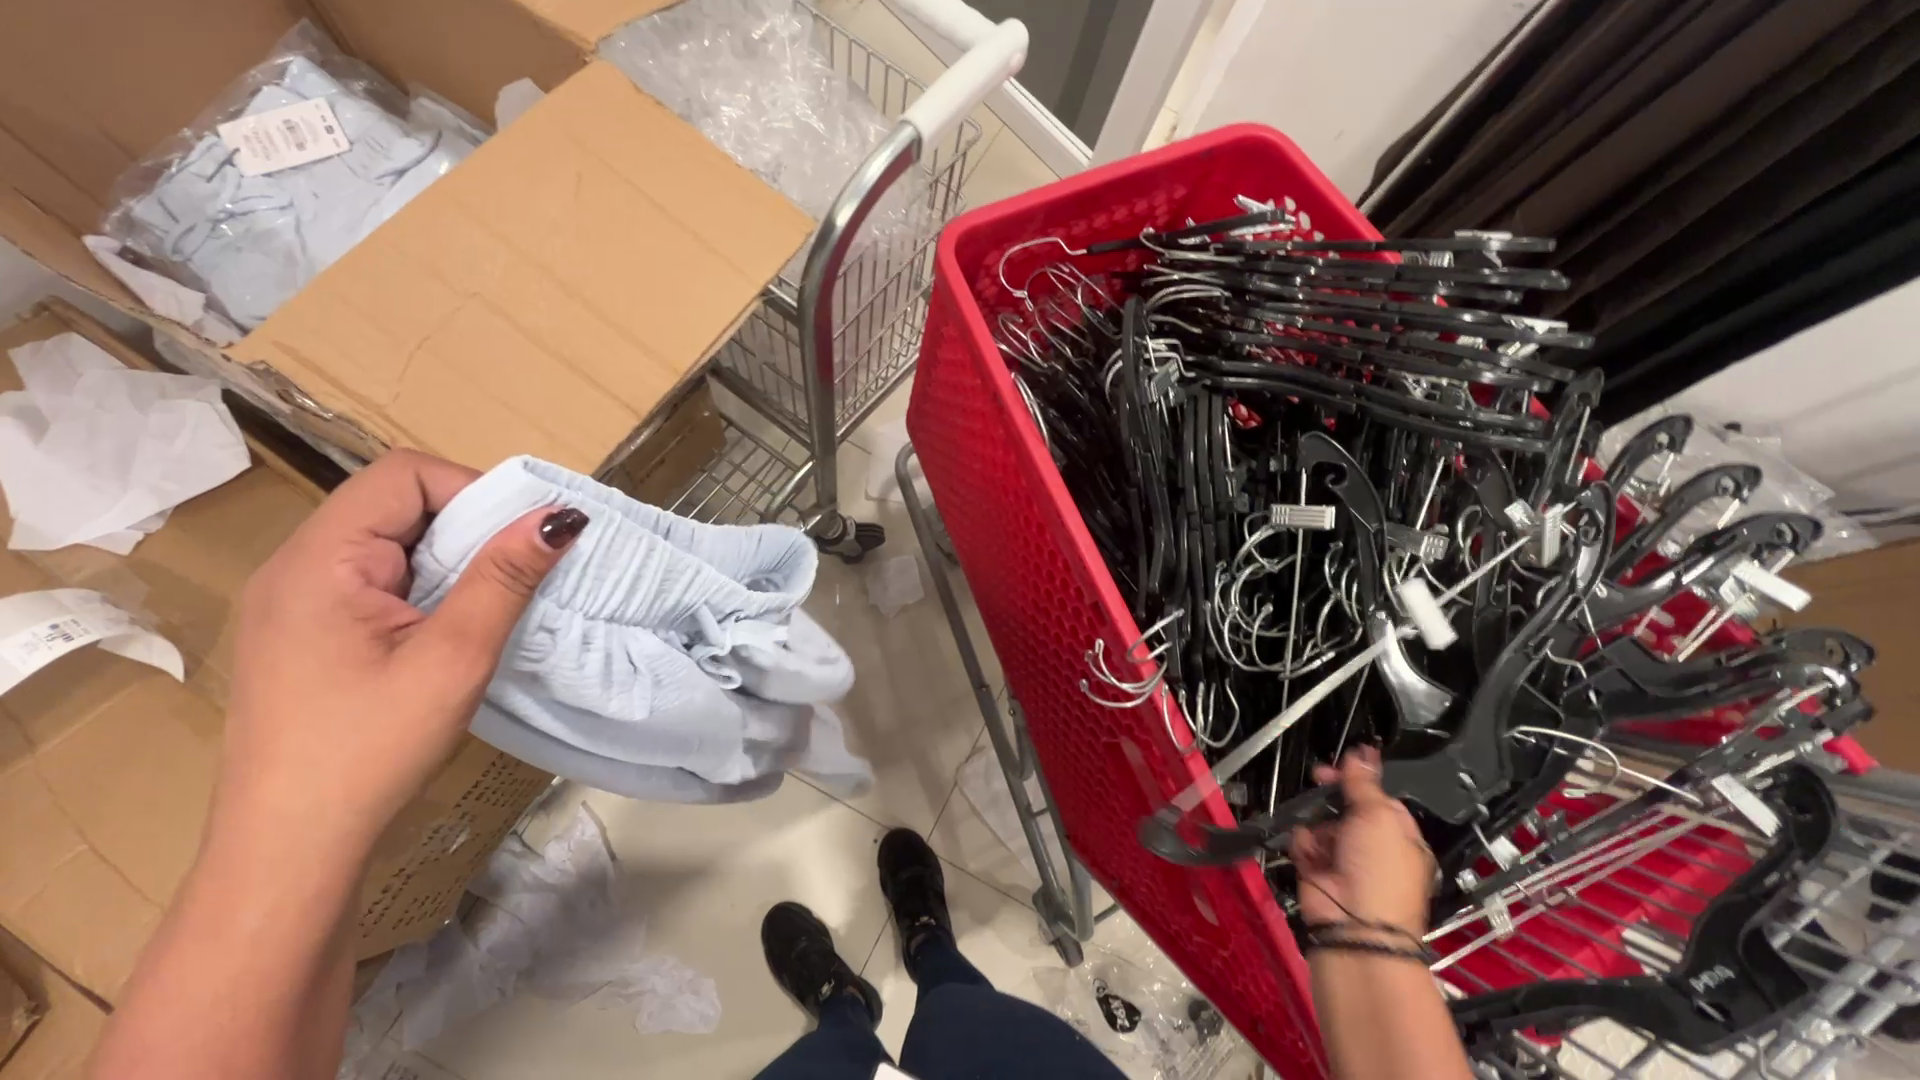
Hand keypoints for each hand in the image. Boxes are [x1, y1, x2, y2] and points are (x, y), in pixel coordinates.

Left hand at [213, 449, 587, 862]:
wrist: (291, 846)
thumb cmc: (372, 747)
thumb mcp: (454, 657)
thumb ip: (505, 578)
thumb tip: (562, 517)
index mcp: (318, 560)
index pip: (403, 475)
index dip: (472, 490)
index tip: (521, 539)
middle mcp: (294, 566)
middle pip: (393, 503)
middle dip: (466, 526)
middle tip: (515, 574)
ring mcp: (291, 601)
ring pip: (386, 542)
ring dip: (447, 559)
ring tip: (487, 604)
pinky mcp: (302, 632)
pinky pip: (371, 579)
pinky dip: (422, 586)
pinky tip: (446, 629)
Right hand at [1291, 747, 1434, 937]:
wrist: (1353, 922)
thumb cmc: (1379, 869)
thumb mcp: (1378, 816)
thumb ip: (1364, 783)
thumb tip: (1364, 754)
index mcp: (1398, 835)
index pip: (1377, 797)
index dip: (1358, 779)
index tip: (1340, 766)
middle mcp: (1372, 845)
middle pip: (1346, 807)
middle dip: (1331, 797)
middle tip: (1320, 781)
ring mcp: (1343, 858)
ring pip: (1321, 822)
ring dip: (1316, 823)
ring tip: (1319, 835)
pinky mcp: (1317, 869)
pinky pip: (1304, 842)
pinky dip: (1303, 844)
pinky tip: (1310, 852)